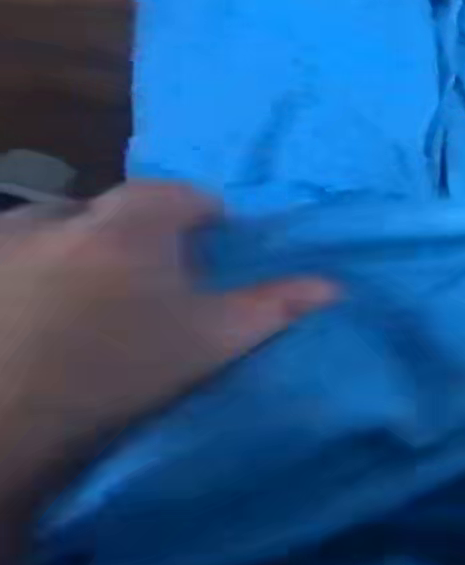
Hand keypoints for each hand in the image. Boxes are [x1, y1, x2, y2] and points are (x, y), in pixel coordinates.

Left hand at [0, 183, 337, 505]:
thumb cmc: (118, 371)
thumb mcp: (217, 340)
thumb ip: (276, 304)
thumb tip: (331, 286)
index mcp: (125, 232)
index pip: (172, 193)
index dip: (201, 212)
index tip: (217, 244)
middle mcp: (47, 226)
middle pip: (98, 210)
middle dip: (126, 233)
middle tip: (150, 276)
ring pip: (36, 234)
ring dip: (64, 253)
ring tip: (81, 298)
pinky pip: (2, 263)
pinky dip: (20, 277)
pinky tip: (31, 315)